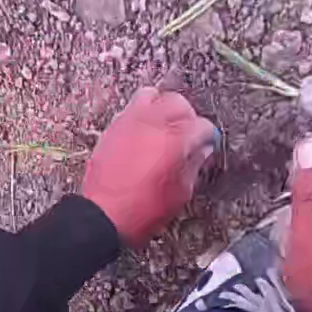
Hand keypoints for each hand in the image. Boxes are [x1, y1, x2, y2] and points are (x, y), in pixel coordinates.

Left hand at [81, 87, 217, 246]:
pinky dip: (143, 115)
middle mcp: (152, 125)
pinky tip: (146, 133)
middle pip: (178, 101)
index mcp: (175, 141)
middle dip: (188, 115)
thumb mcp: (180, 193)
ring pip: (152, 95)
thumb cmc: (141, 210)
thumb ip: (193, 166)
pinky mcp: (113, 128)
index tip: (206, 145)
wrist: (104, 216)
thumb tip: (201, 151)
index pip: (202, 125)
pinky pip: (131, 108)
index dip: (207, 136)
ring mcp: (129, 123)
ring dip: (162, 107)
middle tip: (189, 132)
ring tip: (166, 126)